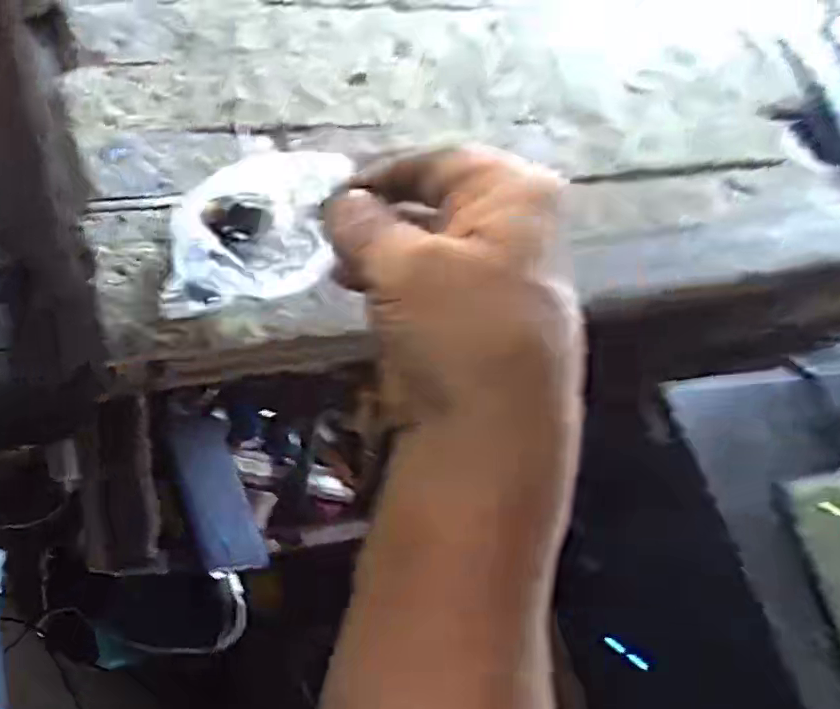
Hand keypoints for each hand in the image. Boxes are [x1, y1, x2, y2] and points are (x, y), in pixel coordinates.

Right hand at [324, 145, 583, 448]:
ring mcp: (483, 276)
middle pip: (431, 204)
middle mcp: (506, 228)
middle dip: (376, 215)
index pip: (443, 162)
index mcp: (513, 196)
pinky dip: (382, 281)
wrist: (483, 414)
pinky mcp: (457, 318)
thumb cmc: (457, 325)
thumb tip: (337, 203)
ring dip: (374, 251)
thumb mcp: (405, 266)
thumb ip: (366, 228)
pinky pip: (415, 284)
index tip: (334, 192)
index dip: (386, 172)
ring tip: (332, 264)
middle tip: (326, 231)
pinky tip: (353, 291)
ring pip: (419, 246)